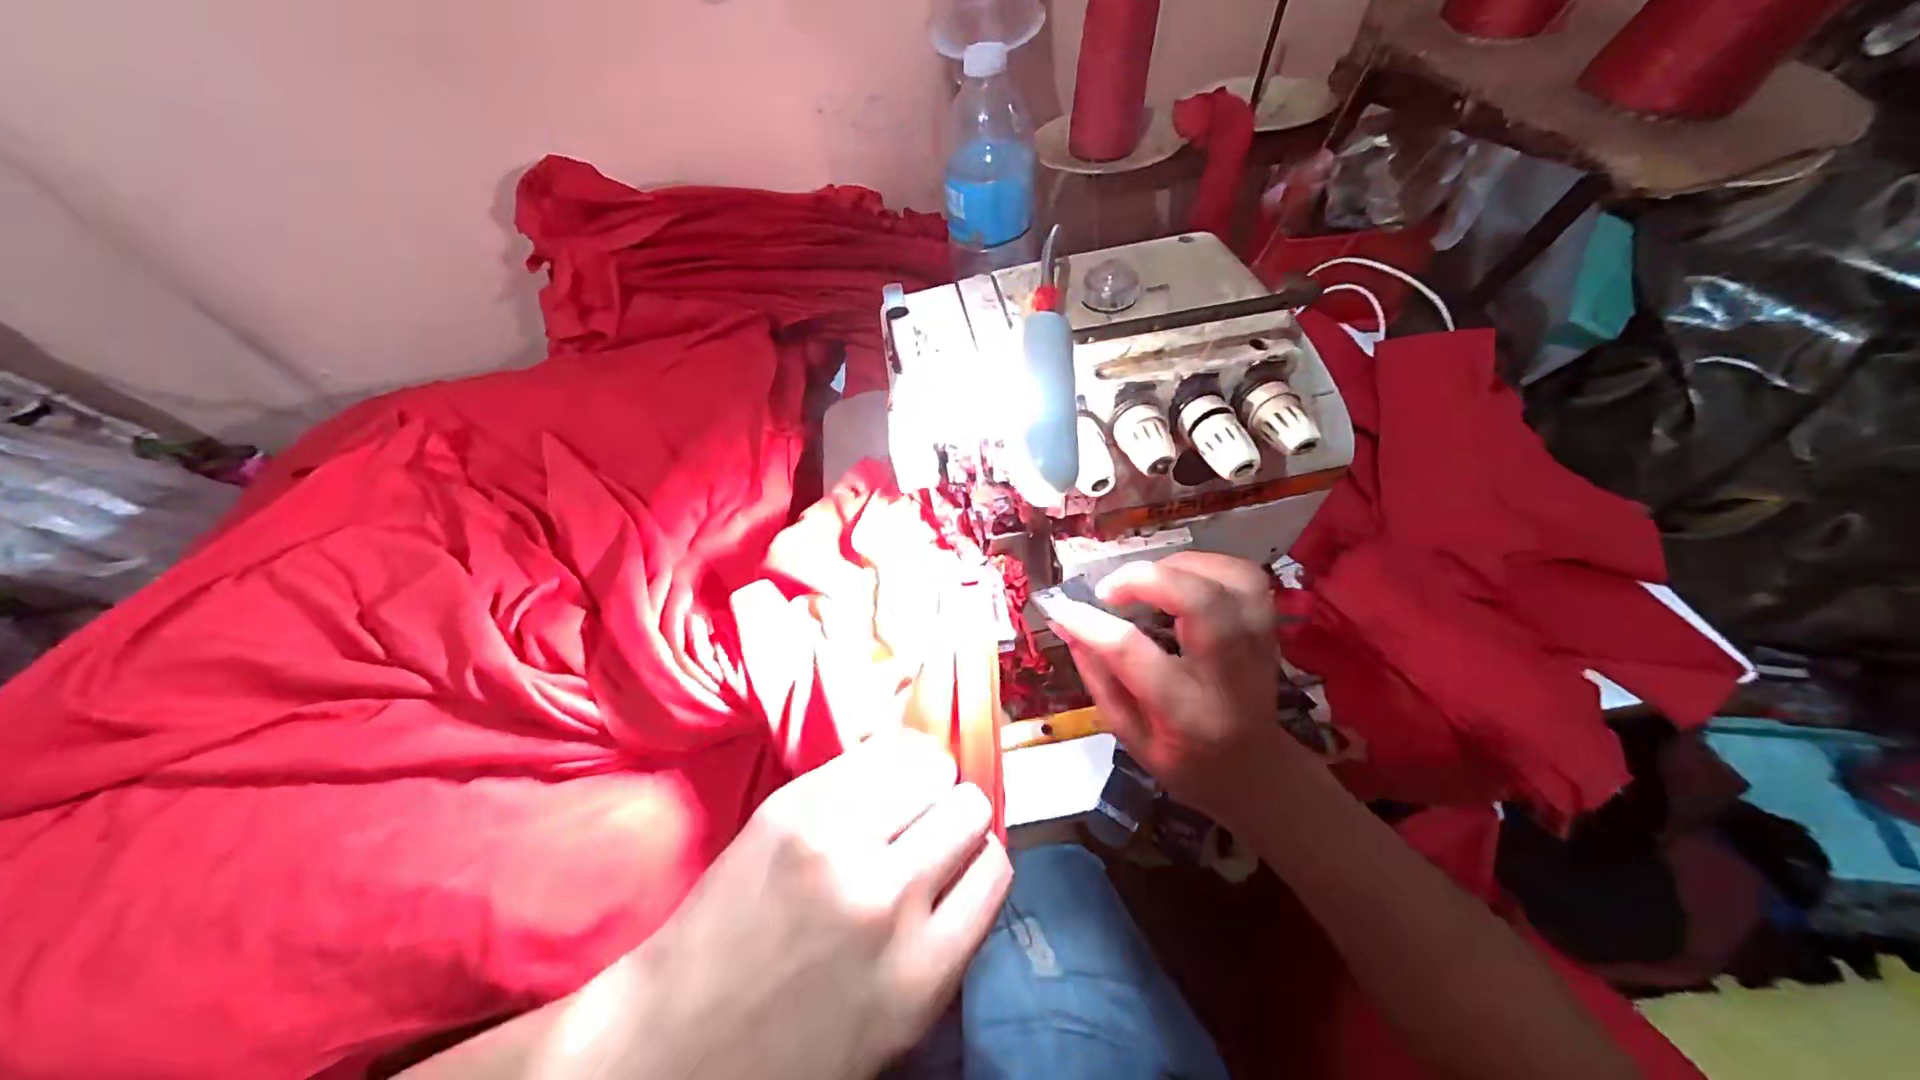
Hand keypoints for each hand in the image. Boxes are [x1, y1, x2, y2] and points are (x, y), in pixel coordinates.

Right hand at [539, 732, 1011, 1079]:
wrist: (685, 1050)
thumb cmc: (725, 926)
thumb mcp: (775, 825)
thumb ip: (851, 782)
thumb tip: (918, 749)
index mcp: (808, 819)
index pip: (913, 750)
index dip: (912, 763)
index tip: (905, 778)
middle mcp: (857, 866)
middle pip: (953, 787)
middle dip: (938, 794)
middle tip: (920, 816)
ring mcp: (896, 930)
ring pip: (981, 833)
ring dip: (961, 835)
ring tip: (937, 852)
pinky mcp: (924, 987)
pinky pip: (990, 894)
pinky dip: (973, 880)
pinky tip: (946, 891)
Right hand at [1044, 552, 1291, 823]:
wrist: (1254, 771)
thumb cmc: (1182, 759)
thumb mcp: (1128, 734)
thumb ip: (1098, 675)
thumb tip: (1066, 621)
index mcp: (1186, 714)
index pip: (1133, 653)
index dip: (1090, 622)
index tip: (1062, 608)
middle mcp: (1229, 676)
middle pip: (1202, 604)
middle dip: (1147, 580)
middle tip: (1110, 589)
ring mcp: (1258, 648)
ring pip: (1231, 581)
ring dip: (1178, 567)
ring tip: (1145, 580)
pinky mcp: (1269, 629)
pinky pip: (1245, 576)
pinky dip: (1207, 565)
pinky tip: (1179, 577)